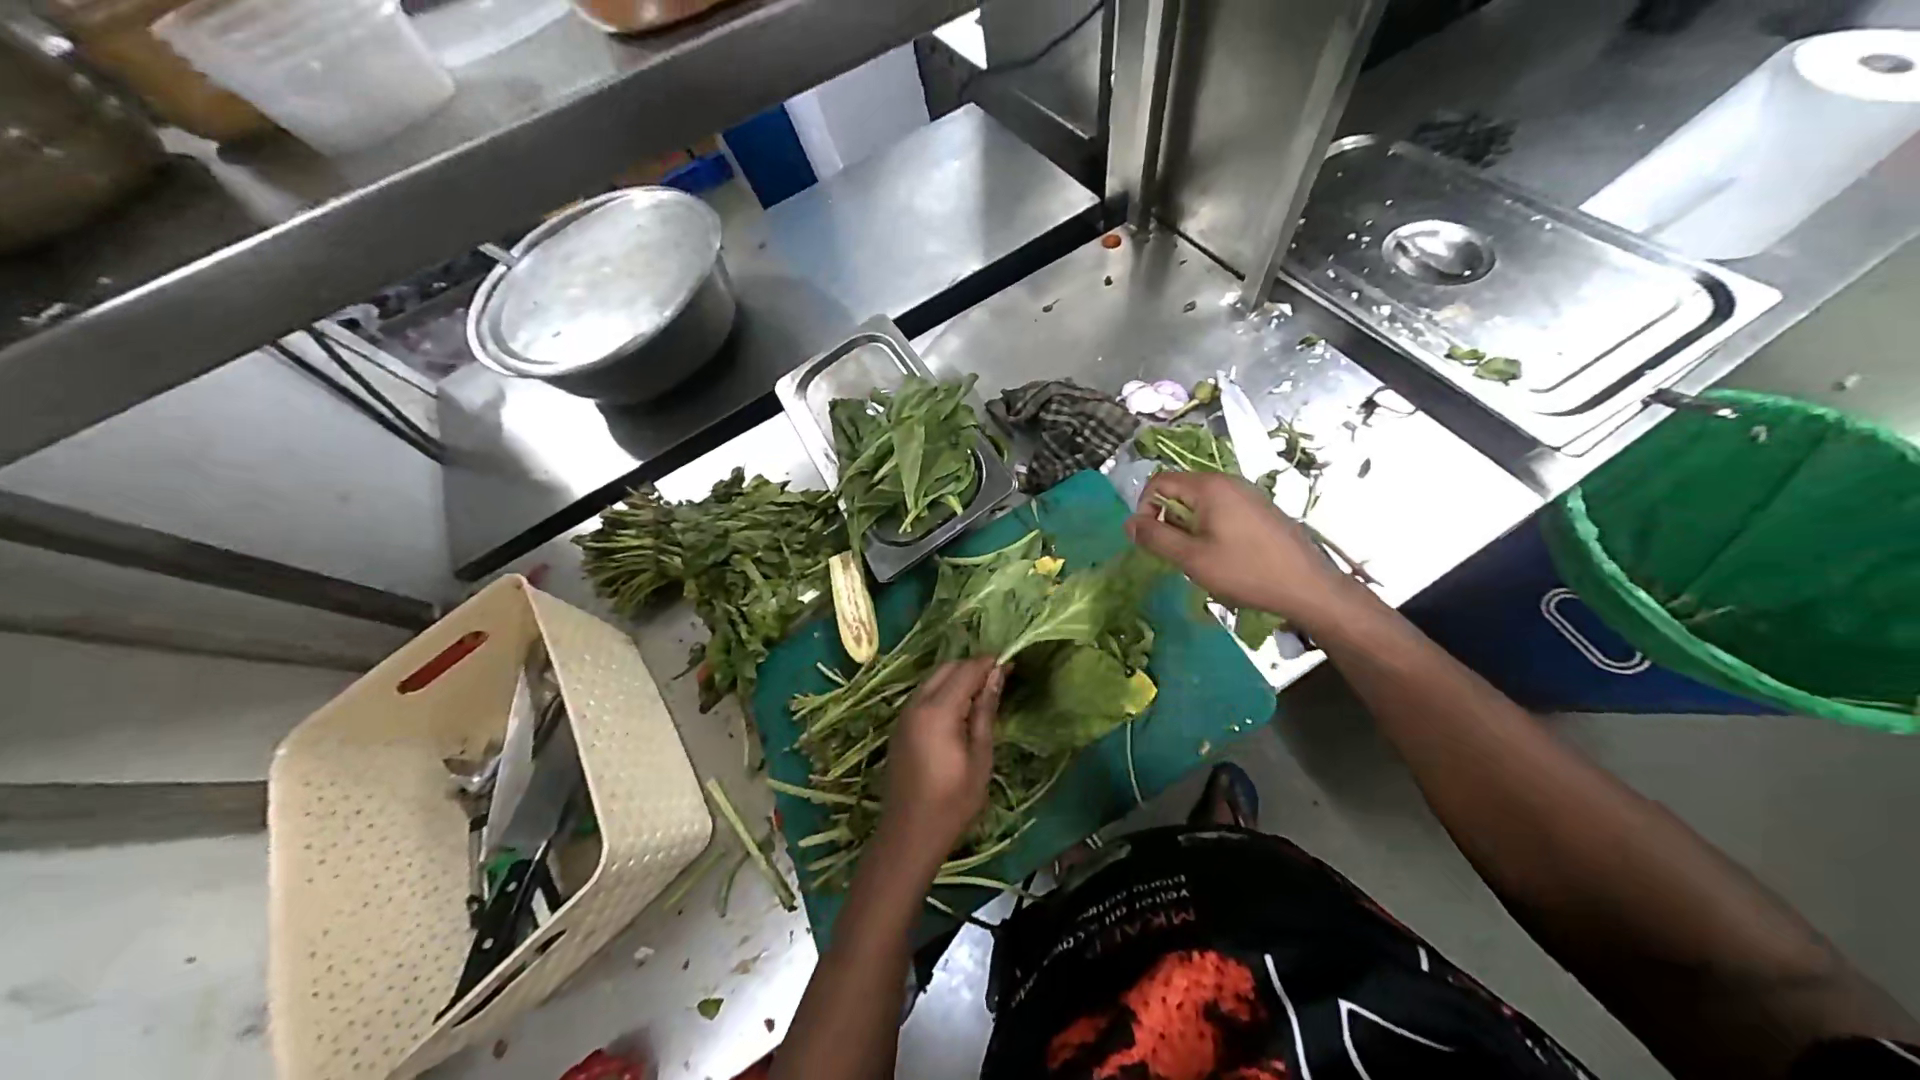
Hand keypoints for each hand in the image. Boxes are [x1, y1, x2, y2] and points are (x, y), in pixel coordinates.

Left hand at [880, 656, 1004, 861]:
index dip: (990, 663)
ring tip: (983, 693)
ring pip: (932, 679)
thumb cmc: (953, 802)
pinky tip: (960, 709)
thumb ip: (985, 712)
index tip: (1012, 665)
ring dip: (957, 678)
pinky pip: (923, 695)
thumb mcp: (980, 758)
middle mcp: (916, 704)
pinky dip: (943, 691)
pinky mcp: (899, 726)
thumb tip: (997, 675)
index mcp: (937, 711)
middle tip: (999, 679)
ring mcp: (904, 714)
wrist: (909, 834)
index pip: (966, 670)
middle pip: (946, 668)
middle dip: (972, 667)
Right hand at [1125, 470, 1366, 631]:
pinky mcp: (1260, 510)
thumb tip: (1129, 523)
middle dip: (1168, 520)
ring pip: (1201, 503)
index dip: (1145, 508)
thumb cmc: (1246, 571)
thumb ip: (1155, 538)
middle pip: (1180, 490)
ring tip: (1199, 558)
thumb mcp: (1192, 558)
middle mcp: (1228, 482)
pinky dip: (1210, 529)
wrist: (1308, 586)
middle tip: (1177, 553)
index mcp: (1209, 487)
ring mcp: (1248, 494)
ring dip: (1189, 527)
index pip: (1159, 482)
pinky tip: (1224, 557)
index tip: (1151, 539)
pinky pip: (1222, 511)